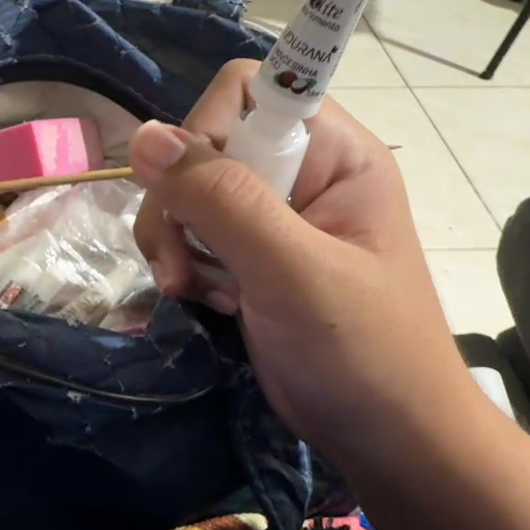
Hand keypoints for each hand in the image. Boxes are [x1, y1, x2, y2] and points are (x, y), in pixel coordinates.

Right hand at [130, 61, 471, 461]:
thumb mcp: (291, 270)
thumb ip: (222, 200)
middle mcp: (300, 177)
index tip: (192, 198)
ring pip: (187, 199)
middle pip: (202, 149)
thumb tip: (143, 136)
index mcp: (333, 155)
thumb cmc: (361, 351)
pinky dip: (187, 271)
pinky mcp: (249, 264)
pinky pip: (192, 242)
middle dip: (179, 207)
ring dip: (176, 245)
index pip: (246, 93)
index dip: (205, 133)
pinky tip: (210, 305)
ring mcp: (271, 223)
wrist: (387, 435)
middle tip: (179, 270)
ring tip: (196, 294)